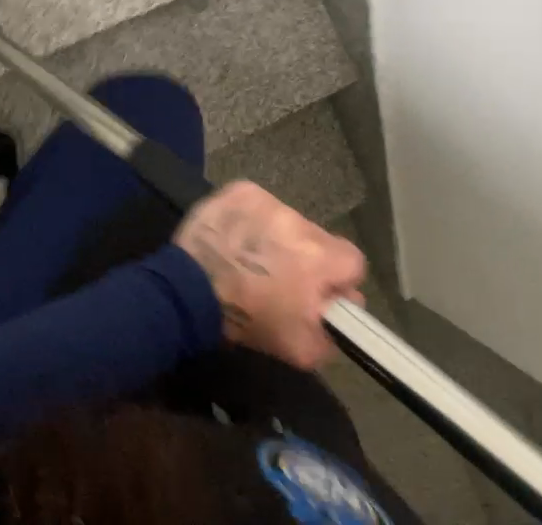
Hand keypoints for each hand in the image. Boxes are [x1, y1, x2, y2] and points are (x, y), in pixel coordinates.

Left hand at [173, 180, 366, 368]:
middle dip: (304, 256)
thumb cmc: (247, 318)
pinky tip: (235, 238)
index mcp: (320, 257)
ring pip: (286, 220)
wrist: (189, 290)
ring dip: (276, 237)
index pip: (352, 260)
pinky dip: (251, 220)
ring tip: (250, 257)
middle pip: (317, 238)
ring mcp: (267, 201)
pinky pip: (257, 204)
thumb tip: (344, 310)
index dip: (337, 278)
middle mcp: (298, 221)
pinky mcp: (240, 191)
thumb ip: (334, 333)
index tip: (318, 290)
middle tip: (279, 276)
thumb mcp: (301, 349)